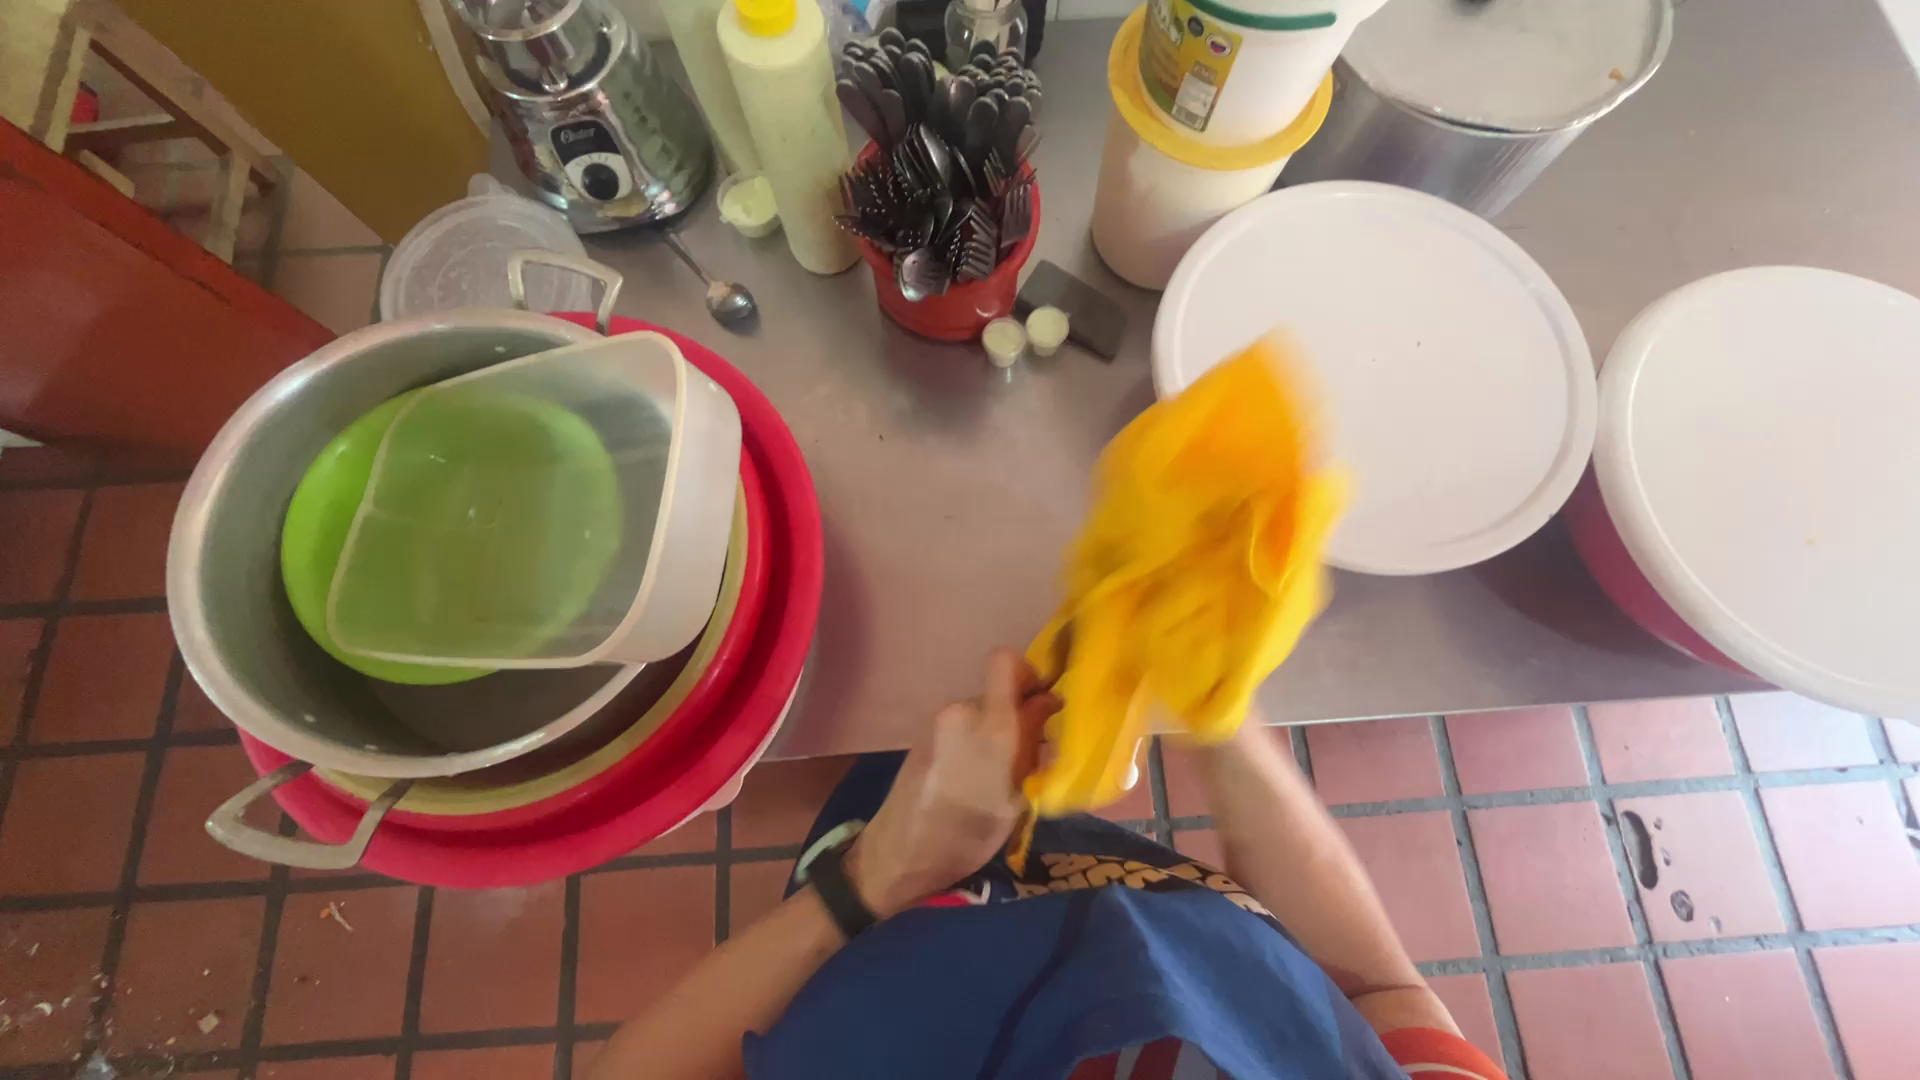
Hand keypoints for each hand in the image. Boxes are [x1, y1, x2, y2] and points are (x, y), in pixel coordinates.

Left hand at [845, 648, 1058, 915]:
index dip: (1027, 673)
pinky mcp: (921, 734)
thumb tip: (1048, 707)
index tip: (1042, 703)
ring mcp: (936, 721)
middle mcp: (960, 711)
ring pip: (979, 710)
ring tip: (1001, 773)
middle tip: (1030, 752)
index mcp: (988, 724)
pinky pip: (960, 724)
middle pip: (997, 691)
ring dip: (995, 729)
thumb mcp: (1013, 800)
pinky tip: (973, 776)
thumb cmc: (965, 837)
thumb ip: (1031, 747)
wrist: (896, 856)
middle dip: (1016, 713)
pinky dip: (974, 739)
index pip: (1005, 660)